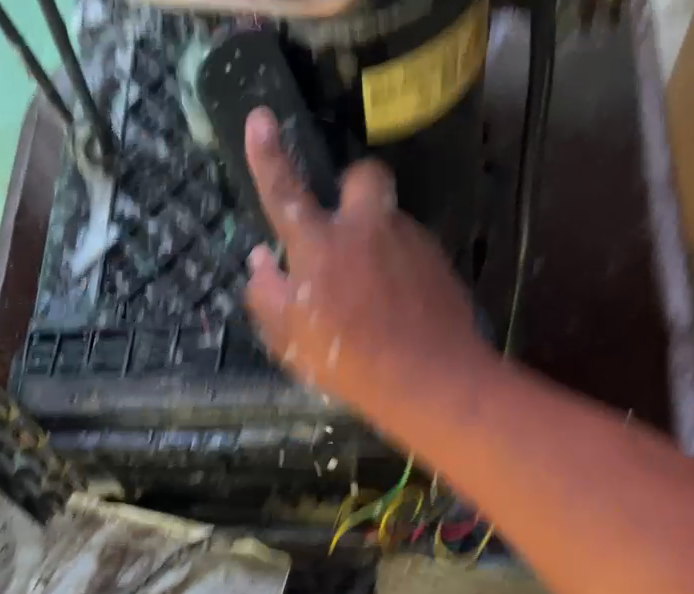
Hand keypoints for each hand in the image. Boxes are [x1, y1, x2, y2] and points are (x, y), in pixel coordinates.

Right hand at [241, 108, 491, 404]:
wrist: (427, 376)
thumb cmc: (344, 360)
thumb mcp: (287, 339)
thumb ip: (267, 295)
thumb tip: (260, 261)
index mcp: (319, 247)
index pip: (284, 193)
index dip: (267, 157)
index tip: (259, 118)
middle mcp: (365, 230)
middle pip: (362, 177)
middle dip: (349, 189)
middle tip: (341, 226)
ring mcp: (407, 239)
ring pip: (384, 219)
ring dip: (370, 240)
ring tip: (364, 293)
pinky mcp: (435, 257)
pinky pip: (406, 248)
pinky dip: (393, 266)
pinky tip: (389, 305)